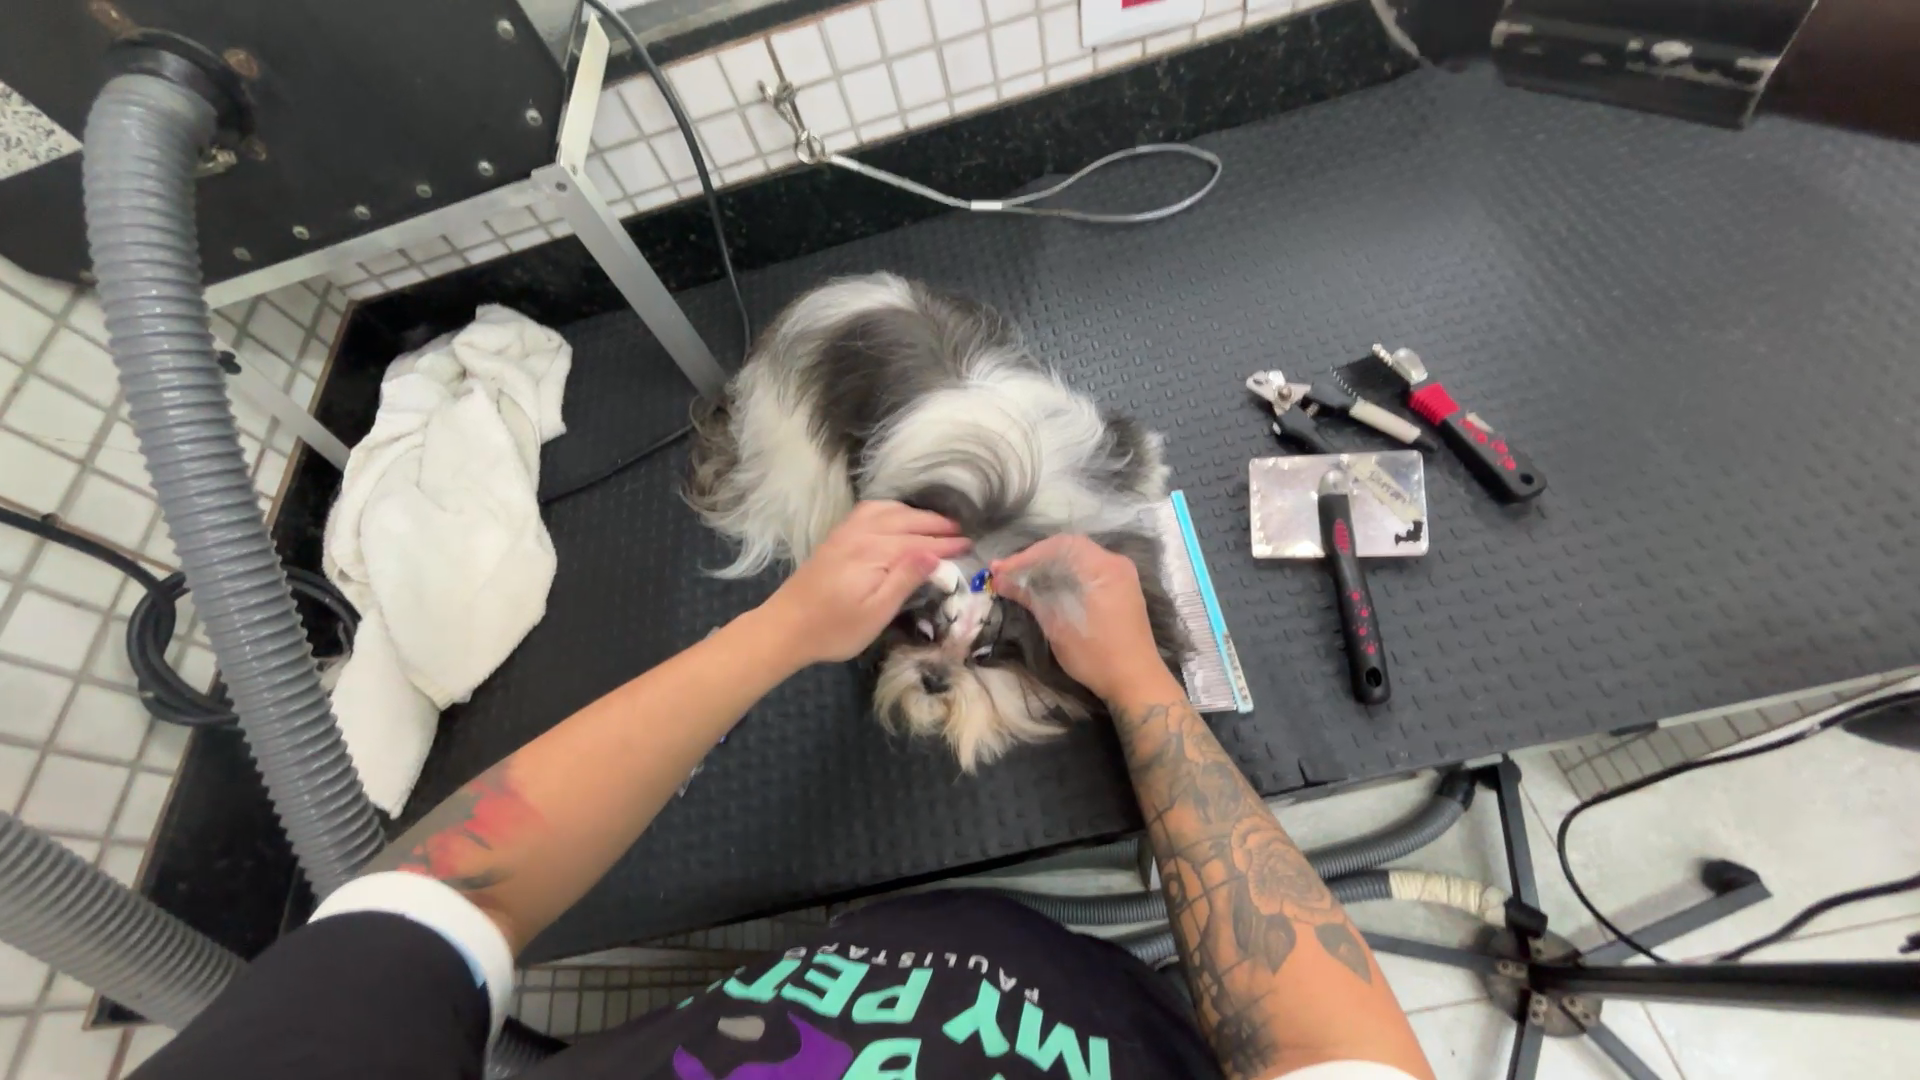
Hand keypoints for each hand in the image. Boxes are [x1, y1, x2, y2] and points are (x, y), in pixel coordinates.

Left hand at [755, 502, 969, 666]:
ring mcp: (846, 533)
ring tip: (936, 522)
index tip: (969, 544)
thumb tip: (933, 554)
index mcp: (875, 553)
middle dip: (936, 524)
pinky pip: (869, 511)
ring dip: (915, 513)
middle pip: (906, 521)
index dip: (946, 544)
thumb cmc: (834, 629)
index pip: (920, 544)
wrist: (785, 628)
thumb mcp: (876, 613)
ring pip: (888, 510)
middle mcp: (862, 534)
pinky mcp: (836, 537)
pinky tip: (897, 516)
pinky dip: (891, 508)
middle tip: (960, 530)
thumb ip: (905, 580)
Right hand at [992, 535, 1174, 703]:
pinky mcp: (1120, 591)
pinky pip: (1087, 573)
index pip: (1060, 545)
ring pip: (1077, 561)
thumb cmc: (1096, 654)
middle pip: (1068, 549)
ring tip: (1021, 581)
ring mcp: (1120, 577)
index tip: (1002, 570)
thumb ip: (1030, 595)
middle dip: (1035, 560)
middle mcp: (1115, 564)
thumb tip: (999, 579)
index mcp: (1104, 567)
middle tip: (1007, 574)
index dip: (1027, 554)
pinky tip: (1046, 589)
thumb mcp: (1057, 625)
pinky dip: (1064, 577)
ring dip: (1048, 569)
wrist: (1136, 682)